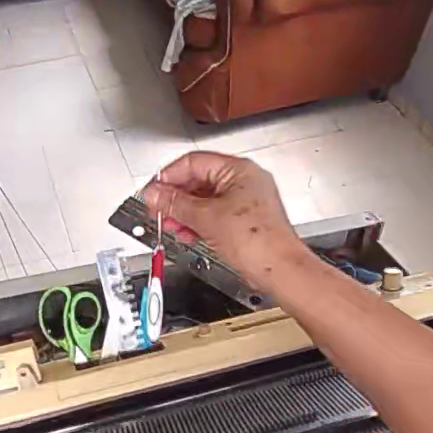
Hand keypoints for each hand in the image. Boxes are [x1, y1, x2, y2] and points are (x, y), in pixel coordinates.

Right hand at [141, 152, 308, 286]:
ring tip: (171, 225)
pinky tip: (188, 233)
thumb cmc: (258, 240)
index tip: (153, 192)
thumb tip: (155, 194)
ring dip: (185, 213)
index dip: (169, 177)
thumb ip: (176, 204)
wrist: (279, 270)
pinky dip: (198, 224)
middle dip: (176, 198)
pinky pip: (215, 216)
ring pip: (205, 201)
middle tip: (159, 210)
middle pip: (199, 182)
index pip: (194, 162)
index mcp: (239, 170)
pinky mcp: (245, 222)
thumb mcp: (206, 218)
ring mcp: (246, 202)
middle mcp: (244, 182)